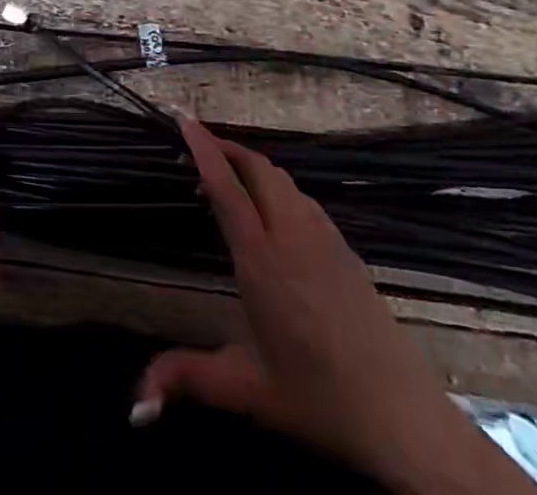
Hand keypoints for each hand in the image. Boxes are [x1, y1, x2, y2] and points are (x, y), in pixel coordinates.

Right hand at [135, 118, 536, 494]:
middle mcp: (294, 238)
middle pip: (260, 171)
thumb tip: (135, 404)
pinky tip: (273, 214)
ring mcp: (326, 241)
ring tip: (229, 181)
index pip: (227, 189)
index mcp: (262, 261)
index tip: (185, 121)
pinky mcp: (347, 253)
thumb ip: (184, 380)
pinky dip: (279, 189)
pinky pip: (305, 202)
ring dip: (255, 168)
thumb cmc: (317, 398)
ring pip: (286, 183)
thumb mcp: (244, 389)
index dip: (204, 150)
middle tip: (199, 147)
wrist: (402, 415)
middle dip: (228, 149)